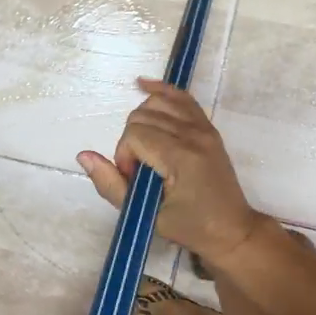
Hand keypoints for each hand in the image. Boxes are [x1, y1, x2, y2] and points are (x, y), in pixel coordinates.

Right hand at [78, 78, 270, 266]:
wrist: (231, 230)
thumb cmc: (190, 228)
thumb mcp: (146, 216)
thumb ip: (112, 186)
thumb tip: (84, 156)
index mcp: (181, 157)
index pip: (135, 135)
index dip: (124, 157)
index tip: (135, 181)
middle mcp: (194, 135)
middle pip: (142, 116)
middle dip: (130, 142)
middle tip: (139, 172)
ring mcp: (203, 128)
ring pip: (156, 103)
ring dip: (141, 121)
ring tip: (144, 148)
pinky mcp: (207, 127)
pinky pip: (181, 98)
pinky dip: (161, 90)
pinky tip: (142, 85)